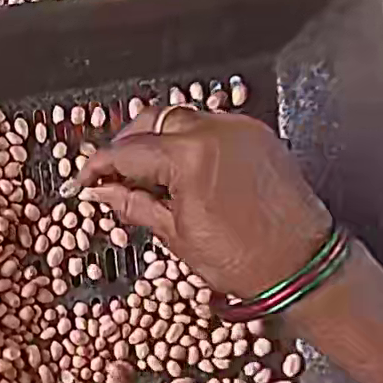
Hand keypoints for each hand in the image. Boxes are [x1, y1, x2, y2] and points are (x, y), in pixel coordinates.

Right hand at [75, 107, 331, 298]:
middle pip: (151, 121)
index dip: (97, 166)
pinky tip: (176, 171)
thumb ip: (132, 204)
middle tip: (108, 174)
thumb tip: (102, 192)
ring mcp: (239, 130)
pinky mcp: (256, 136)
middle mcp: (215, 132)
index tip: (83, 179)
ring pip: (180, 119)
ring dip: (154, 140)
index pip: (127, 152)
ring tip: (142, 174)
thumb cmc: (242, 257)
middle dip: (124, 145)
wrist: (299, 263)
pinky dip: (185, 142)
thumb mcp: (174, 233)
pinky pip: (209, 127)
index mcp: (189, 157)